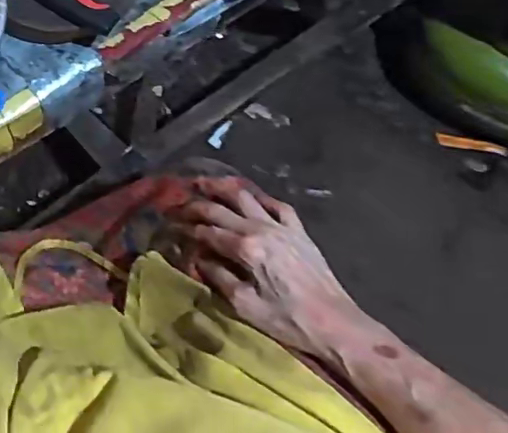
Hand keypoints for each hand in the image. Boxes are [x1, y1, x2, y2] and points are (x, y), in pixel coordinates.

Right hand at [177, 177, 372, 358]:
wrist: (336, 324)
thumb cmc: (290, 321)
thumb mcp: (247, 307)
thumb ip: (219, 278)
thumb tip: (198, 259)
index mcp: (246, 248)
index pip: (208, 231)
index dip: (187, 228)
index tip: (171, 225)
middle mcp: (260, 228)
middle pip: (220, 209)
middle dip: (195, 204)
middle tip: (177, 202)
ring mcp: (281, 225)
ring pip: (244, 195)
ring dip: (221, 187)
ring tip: (203, 182)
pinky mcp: (298, 229)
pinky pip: (275, 204)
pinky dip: (258, 197)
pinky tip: (249, 196)